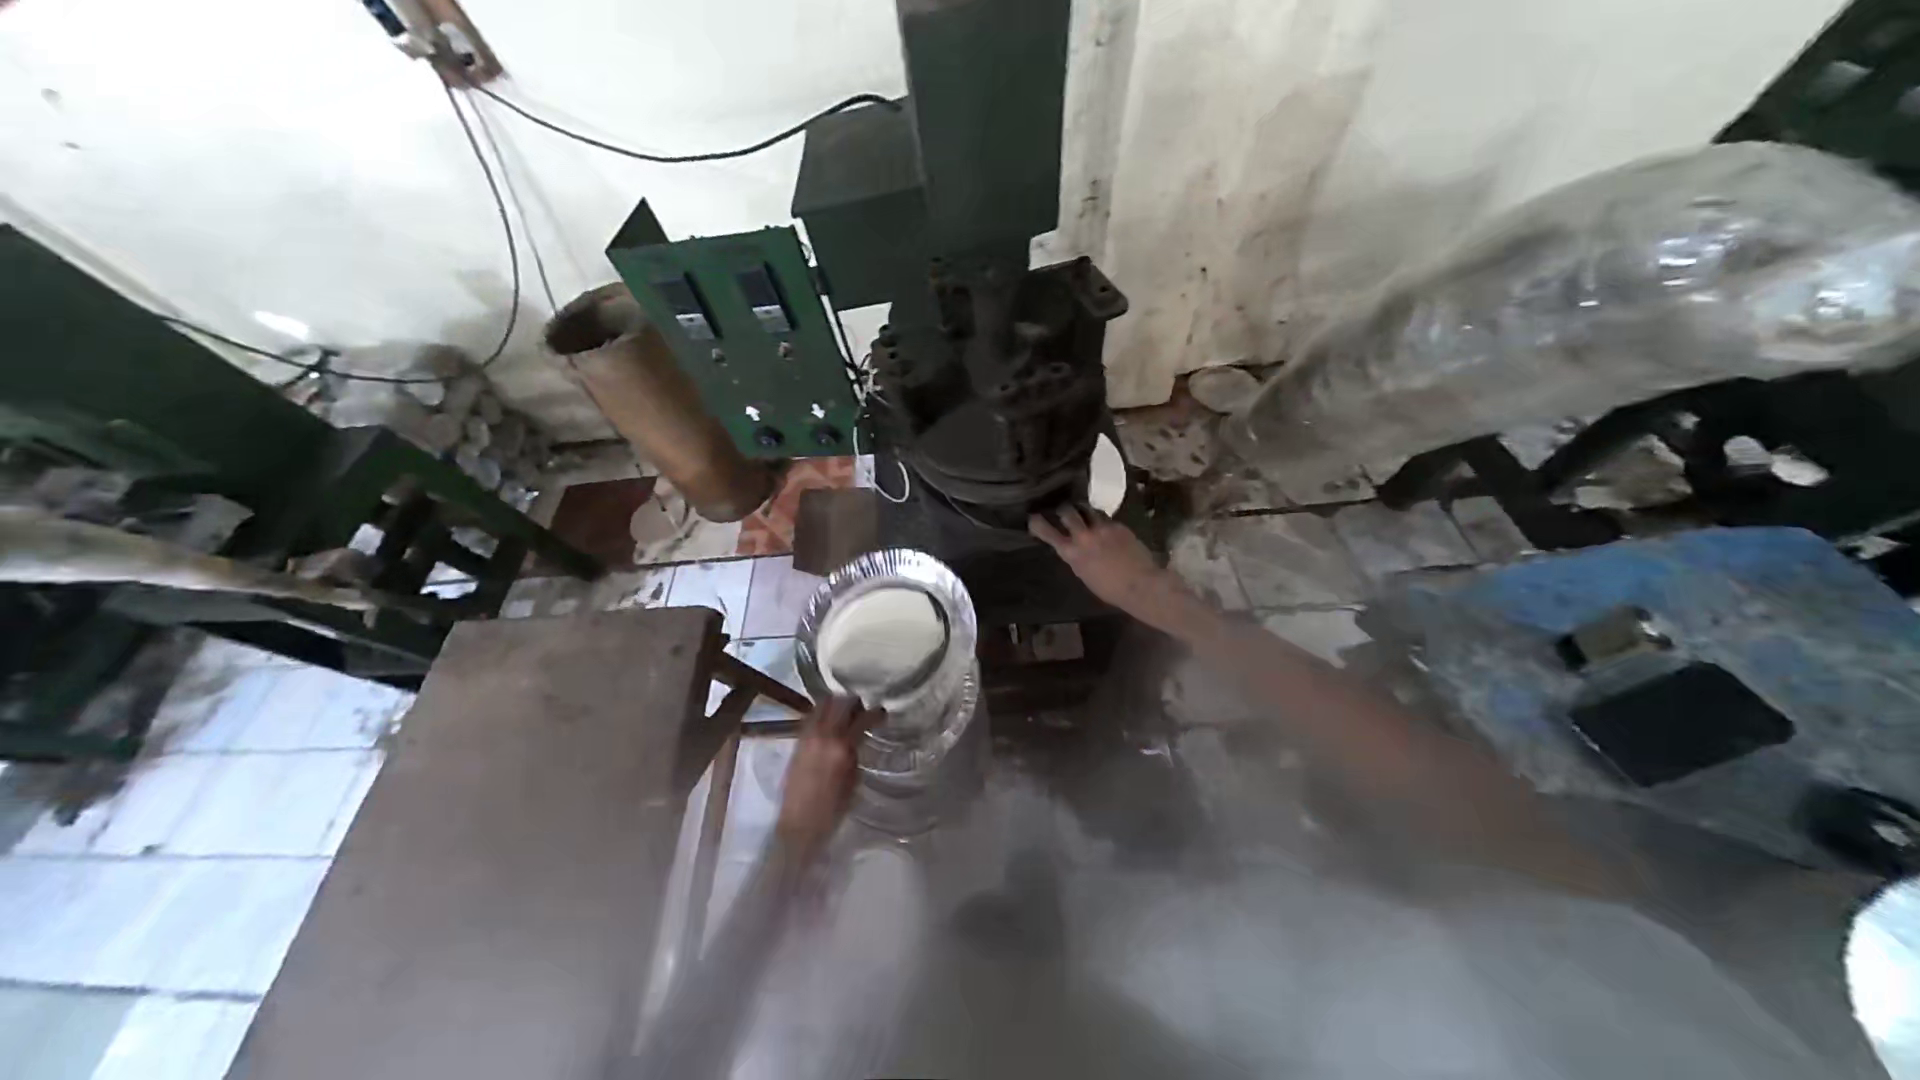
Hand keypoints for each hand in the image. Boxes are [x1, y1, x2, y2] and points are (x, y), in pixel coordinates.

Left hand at [777, 696, 879, 859]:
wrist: (799, 824)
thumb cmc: (832, 810)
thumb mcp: (853, 781)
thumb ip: (855, 755)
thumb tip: (857, 741)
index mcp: (842, 747)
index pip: (862, 718)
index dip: (875, 713)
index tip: (882, 713)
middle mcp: (823, 736)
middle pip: (840, 703)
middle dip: (854, 703)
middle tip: (862, 710)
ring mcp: (807, 736)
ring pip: (822, 706)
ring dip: (836, 705)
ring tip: (845, 714)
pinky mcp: (797, 742)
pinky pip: (811, 718)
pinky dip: (822, 715)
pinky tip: (829, 725)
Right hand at [1029, 505, 1183, 620]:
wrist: (1140, 584)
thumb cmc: (1110, 589)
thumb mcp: (1083, 574)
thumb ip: (1076, 557)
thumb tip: (1073, 548)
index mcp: (1071, 553)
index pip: (1046, 531)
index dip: (1037, 522)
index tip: (1033, 517)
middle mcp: (1083, 536)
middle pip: (1067, 511)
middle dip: (1062, 509)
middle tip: (1062, 510)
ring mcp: (1102, 528)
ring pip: (1086, 508)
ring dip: (1081, 509)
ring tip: (1082, 511)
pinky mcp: (1118, 525)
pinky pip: (1105, 516)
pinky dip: (1101, 519)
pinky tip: (1104, 525)